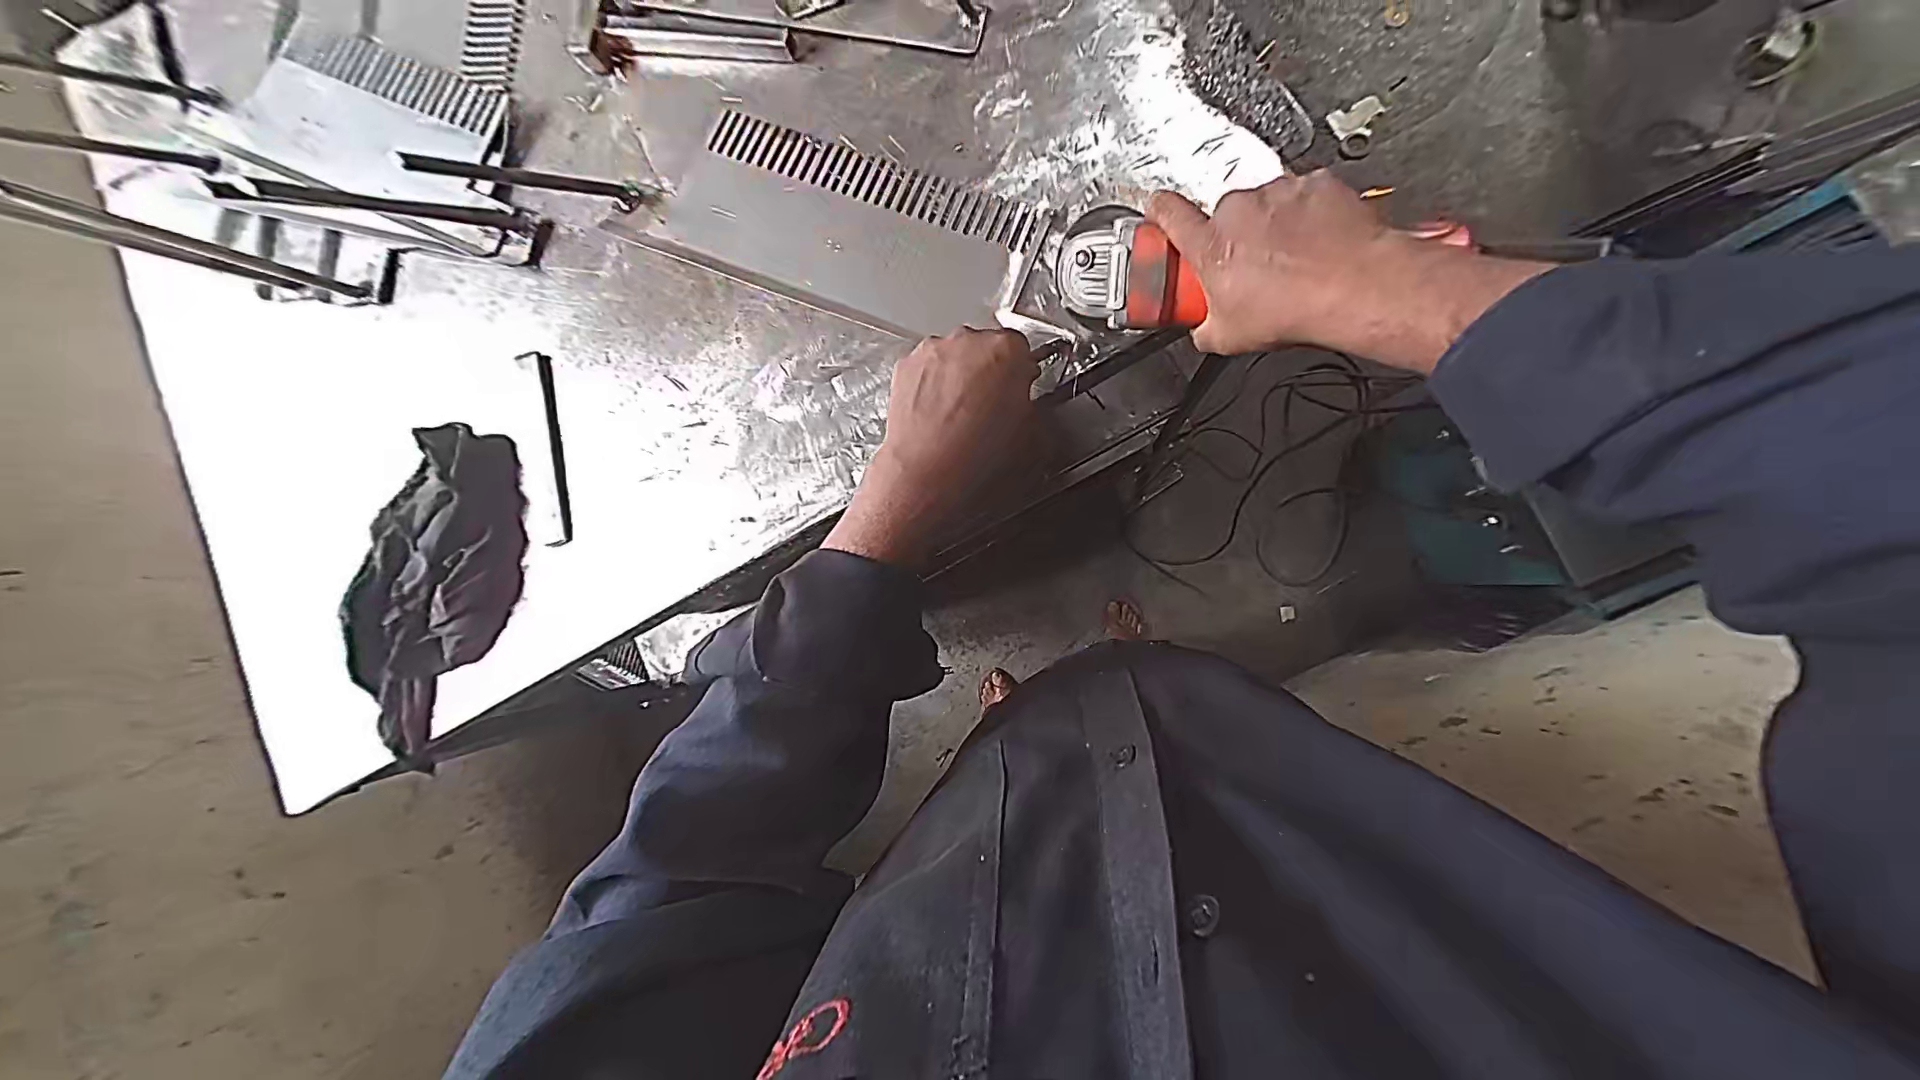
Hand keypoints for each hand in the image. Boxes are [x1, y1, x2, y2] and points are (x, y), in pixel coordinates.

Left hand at [823, 328, 1038, 566]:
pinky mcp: (905, 366)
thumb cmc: (974, 458)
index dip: (1020, 371)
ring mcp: (933, 351)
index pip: (1021, 348)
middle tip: (989, 405)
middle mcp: (968, 341)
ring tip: (960, 414)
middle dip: (988, 371)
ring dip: (958, 376)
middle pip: (984, 347)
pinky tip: (937, 414)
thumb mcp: (1030, 435)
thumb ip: (1032, 406)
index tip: (1018, 387)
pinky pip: (925, 368)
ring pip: (953, 355)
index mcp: (1007, 350)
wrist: (927, 476)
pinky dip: (931, 384)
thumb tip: (1027, 407)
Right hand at [1147, 172, 1551, 372]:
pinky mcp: (1316, 184)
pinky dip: (1302, 217)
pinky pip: (1299, 198)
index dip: (1157, 212)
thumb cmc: (1294, 307)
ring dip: (1266, 229)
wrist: (1355, 288)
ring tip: (1284, 263)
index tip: (1157, 212)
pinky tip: (1310, 246)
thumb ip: (1202, 327)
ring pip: (1261, 207)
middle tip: (1243, 270)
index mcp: (1209, 245)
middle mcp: (1239, 211)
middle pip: (1220, 217)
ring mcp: (1279, 194)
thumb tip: (1201, 329)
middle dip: (1229, 240)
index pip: (1166, 213)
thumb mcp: (1226, 338)